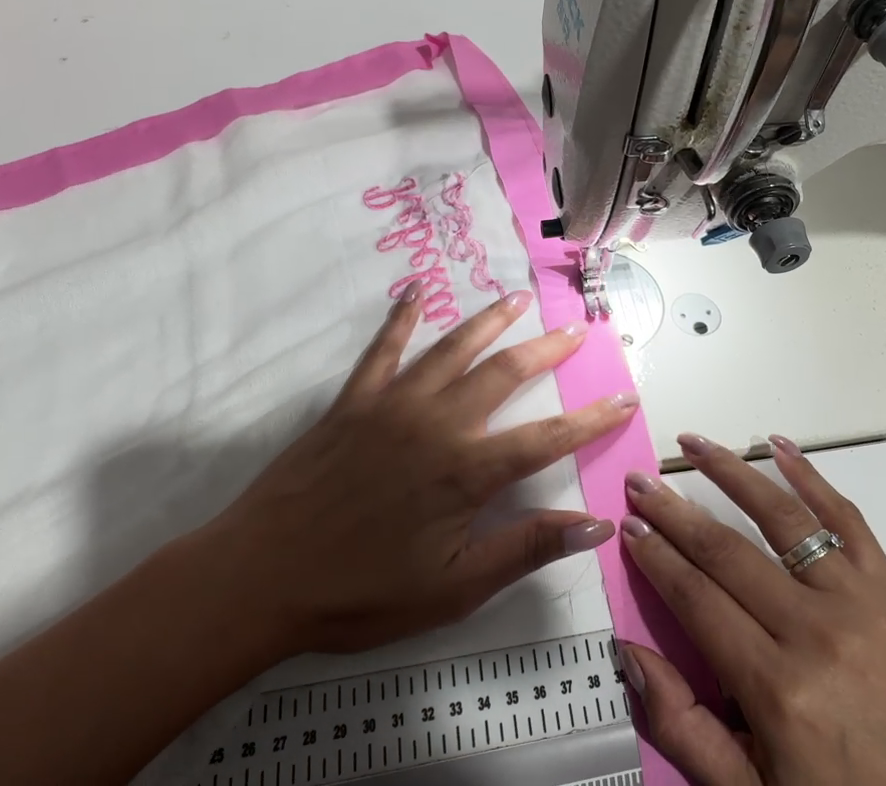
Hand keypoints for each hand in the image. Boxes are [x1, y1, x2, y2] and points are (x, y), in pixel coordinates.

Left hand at [198, 285, 637, 656]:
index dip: (591, 419)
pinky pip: (382, 350)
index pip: (547, 438)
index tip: (624, 397)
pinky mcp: (351, 403)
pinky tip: (415, 292)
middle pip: (503, 375)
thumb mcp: (453, 589)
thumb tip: (595, 524)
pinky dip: (401, 318)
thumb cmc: (361, 593)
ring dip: (489, 322)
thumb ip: (524, 550)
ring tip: (518, 298)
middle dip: (546, 351)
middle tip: (577, 330)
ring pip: (451, 350)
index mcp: (466, 472)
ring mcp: (391, 406)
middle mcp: (436, 424)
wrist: (261, 576)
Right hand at [618, 435, 885, 785]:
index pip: (696, 598)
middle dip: (675, 511)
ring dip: (732, 473)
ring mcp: (861, 603)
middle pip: (727, 551)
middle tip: (640, 481)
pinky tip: (780, 448)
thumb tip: (631, 655)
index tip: (628, 526)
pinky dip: (812, 477)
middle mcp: (816, 632)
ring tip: (694, 444)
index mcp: (777, 688)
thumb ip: (684, 727)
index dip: (656, 558)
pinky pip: (848, 521)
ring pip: (783, 518)